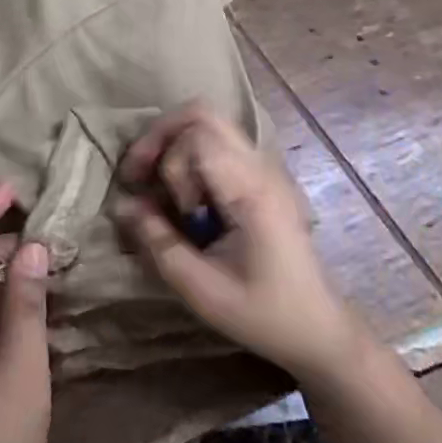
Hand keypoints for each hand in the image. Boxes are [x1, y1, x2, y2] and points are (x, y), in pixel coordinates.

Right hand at [113, 104, 365, 382]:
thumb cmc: (263, 314)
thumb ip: (159, 242)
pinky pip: (217, 144)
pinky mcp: (261, 177)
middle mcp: (260, 167)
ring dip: (173, 145)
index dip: (169, 161)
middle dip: (160, 136)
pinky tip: (182, 196)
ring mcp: (264, 168)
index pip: (199, 136)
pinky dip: (188, 156)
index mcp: (252, 191)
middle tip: (139, 174)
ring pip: (208, 123)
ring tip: (157, 185)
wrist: (318, 328)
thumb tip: (122, 206)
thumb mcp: (202, 290)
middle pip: (202, 114)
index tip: (166, 205)